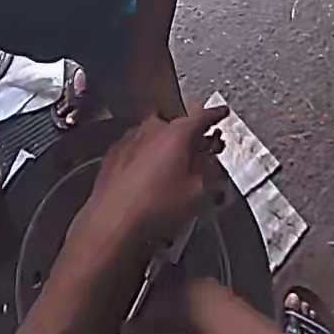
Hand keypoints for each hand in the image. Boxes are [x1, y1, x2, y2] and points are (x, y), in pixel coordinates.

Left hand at [65, 105, 228, 265]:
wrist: (113, 220)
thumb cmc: (153, 208)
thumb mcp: (197, 193)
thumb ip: (209, 171)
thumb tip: (210, 165)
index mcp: (176, 134)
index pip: (202, 116)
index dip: (215, 114)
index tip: (220, 113)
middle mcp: (152, 129)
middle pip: (178, 126)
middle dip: (190, 138)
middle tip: (198, 154)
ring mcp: (131, 138)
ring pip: (155, 135)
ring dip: (165, 148)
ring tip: (171, 173)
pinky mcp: (116, 151)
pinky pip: (137, 147)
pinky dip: (145, 157)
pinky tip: (147, 179)